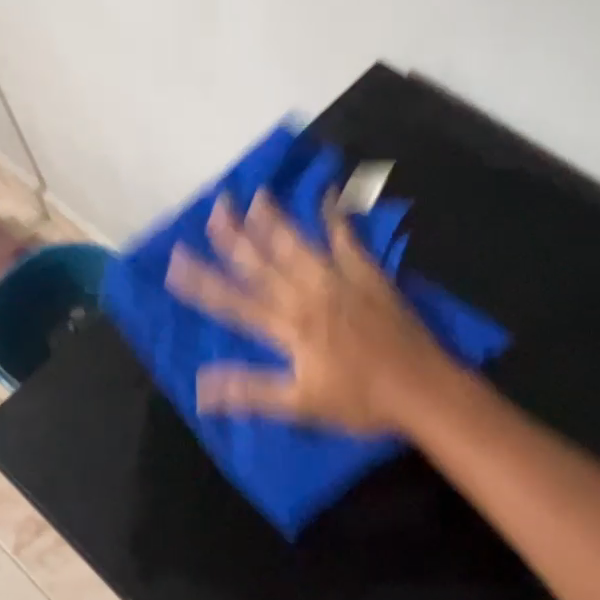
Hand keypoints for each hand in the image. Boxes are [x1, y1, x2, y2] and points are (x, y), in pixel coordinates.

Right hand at [166, 188, 450, 432]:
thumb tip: (202, 387)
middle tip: (215, 207)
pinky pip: (349, 241)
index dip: (203, 283)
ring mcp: (341, 282)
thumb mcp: (301, 404)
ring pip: (300, 246)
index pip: (235, 302)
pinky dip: (337, 218)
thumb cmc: (360, 402)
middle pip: (264, 263)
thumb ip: (251, 391)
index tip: (176, 261)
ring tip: (256, 195)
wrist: (422, 389)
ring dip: (276, 221)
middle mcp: (309, 296)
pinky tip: (328, 197)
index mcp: (289, 328)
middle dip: (235, 236)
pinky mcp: (370, 277)